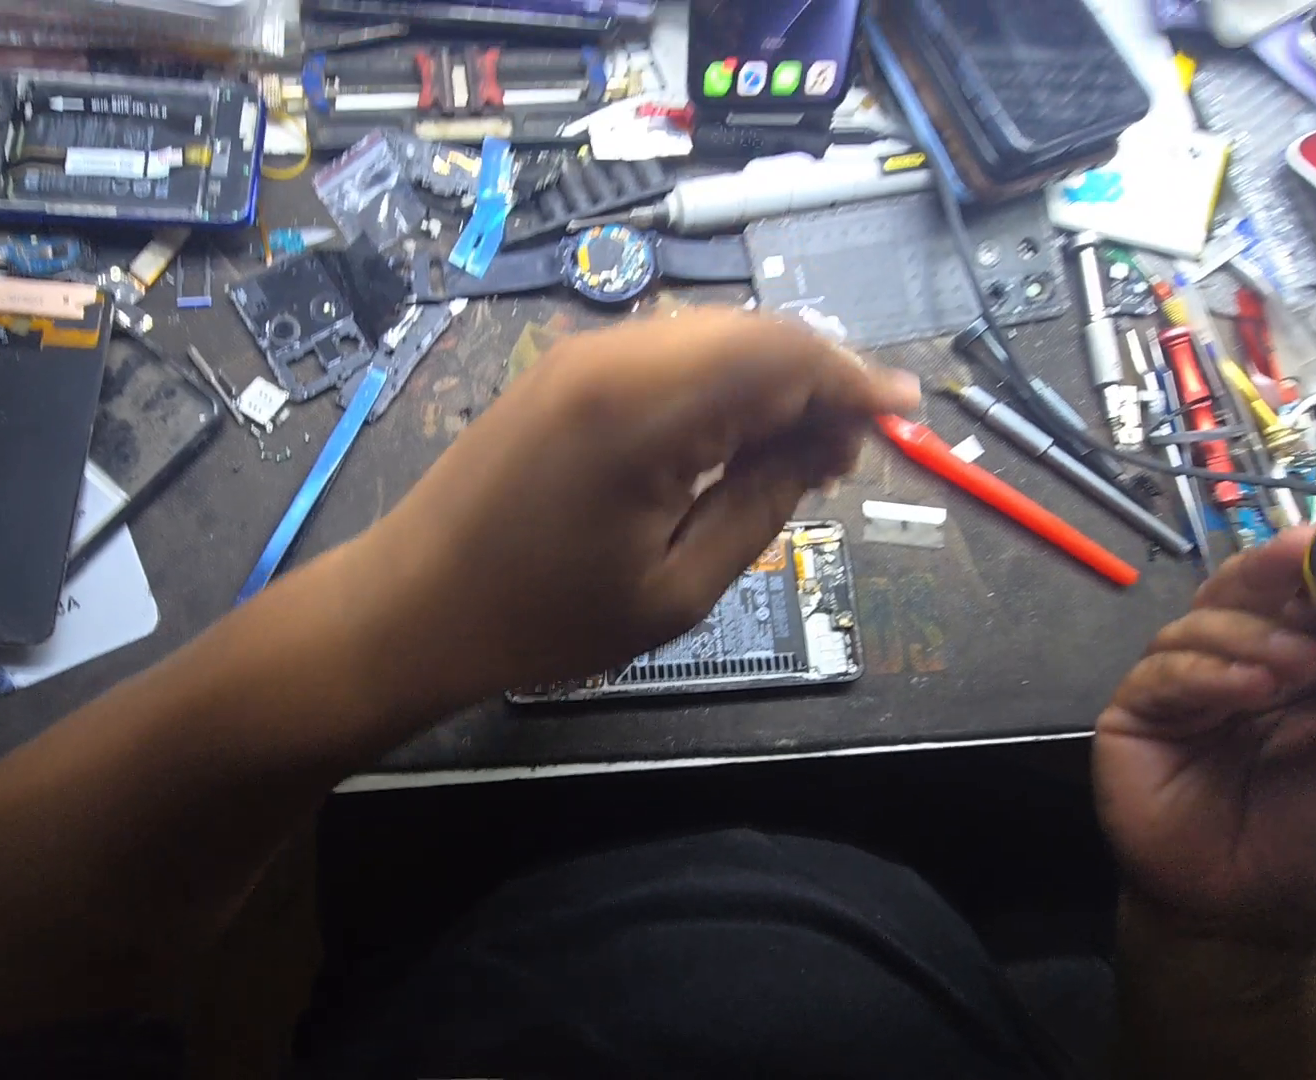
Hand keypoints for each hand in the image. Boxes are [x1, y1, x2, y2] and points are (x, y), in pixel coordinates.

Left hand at [343, 308, 917, 705]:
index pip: (784, 356)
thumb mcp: (677, 588)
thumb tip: (824, 445)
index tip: (902, 415)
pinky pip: (665, 359)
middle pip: (751, 336)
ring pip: (710, 342)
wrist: (414, 606)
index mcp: (645, 408)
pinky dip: (715, 388)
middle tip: (842, 457)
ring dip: (767, 385)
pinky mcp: (561, 370)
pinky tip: (729, 439)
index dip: (855, 380)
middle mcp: (612, 356)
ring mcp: (579, 355)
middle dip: (815, 384)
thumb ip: (762, 503)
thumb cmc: (544, 618)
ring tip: (793, 457)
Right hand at [1094, 525, 1315, 945]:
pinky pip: (1159, 672)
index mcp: (1311, 676)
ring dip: (1249, 632)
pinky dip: (1203, 669)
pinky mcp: (1136, 711)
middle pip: (1241, 593)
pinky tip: (1247, 689)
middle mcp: (1241, 667)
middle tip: (1309, 557)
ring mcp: (1183, 687)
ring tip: (1300, 666)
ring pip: (1197, 623)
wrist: (1245, 912)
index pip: (1313, 604)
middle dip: (1273, 569)